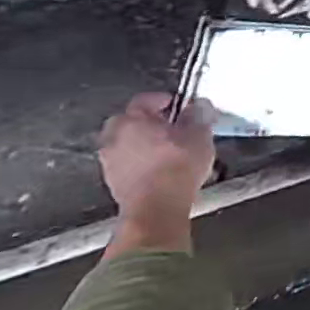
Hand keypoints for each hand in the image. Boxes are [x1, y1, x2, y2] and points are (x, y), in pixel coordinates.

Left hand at [98, 93, 215, 254]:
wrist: (156, 210)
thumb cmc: (178, 165)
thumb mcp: (200, 134)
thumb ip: (198, 115)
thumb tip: (198, 104)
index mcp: (131, 120)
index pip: (145, 99)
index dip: (166, 100)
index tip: (183, 106)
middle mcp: (113, 137)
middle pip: (131, 121)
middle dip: (150, 122)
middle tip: (174, 127)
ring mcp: (109, 162)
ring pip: (128, 143)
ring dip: (145, 143)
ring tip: (170, 150)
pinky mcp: (113, 182)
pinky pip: (128, 162)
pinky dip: (142, 161)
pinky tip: (162, 168)